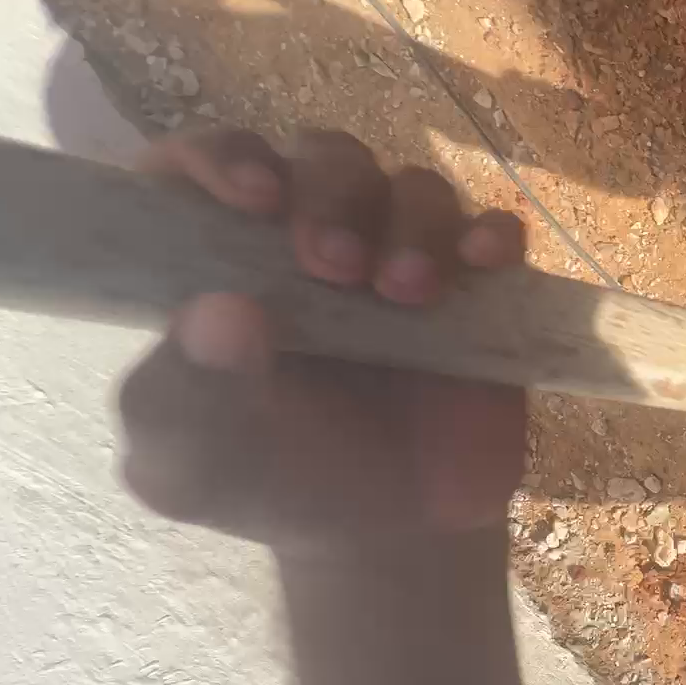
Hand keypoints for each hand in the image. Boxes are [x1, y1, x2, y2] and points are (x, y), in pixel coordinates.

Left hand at [117, 128, 528, 553]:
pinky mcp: (484, 294)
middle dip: (333, 195)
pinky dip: (495, 234)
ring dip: (415, 223)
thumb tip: (220, 309)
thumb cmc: (287, 486)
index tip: (253, 198)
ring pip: (417, 187)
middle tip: (336, 268)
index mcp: (227, 267)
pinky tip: (486, 262)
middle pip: (327, 159)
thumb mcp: (198, 463)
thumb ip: (186, 395)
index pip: (207, 170)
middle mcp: (318, 247)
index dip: (225, 159)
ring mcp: (411, 264)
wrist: (405, 526)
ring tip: (410, 294)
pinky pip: (499, 233)